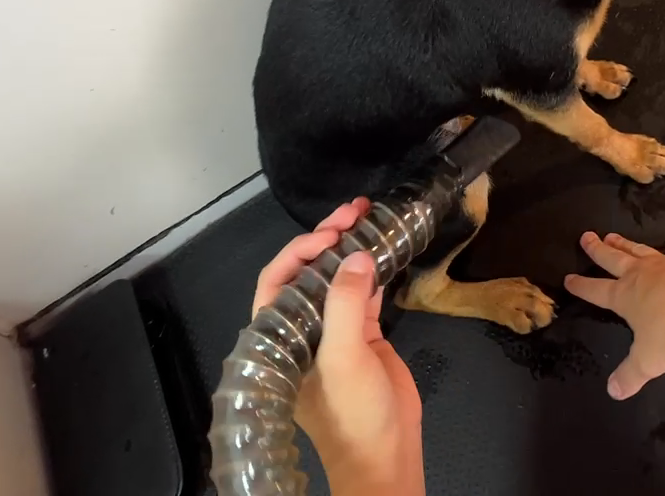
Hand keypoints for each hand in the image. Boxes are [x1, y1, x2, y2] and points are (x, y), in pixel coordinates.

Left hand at [251, 199, 423, 495]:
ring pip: (336, 275)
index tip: (330, 233)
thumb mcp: (343, 358)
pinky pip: (363, 289)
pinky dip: (372, 266)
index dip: (298, 251)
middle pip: (307, 271)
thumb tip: (357, 256)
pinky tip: (384, 247)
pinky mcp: (364, 333)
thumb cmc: (352, 412)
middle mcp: (304, 328)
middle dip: (326, 237)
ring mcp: (334, 329)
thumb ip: (345, 304)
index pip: (277, 282)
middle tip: (353, 210)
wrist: (387, 454)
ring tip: (368, 214)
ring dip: (350, 245)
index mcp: (283, 337)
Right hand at [563, 231, 664, 399]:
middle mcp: (640, 275)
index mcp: (625, 296)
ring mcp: (664, 264)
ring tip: (613, 236)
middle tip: (586, 236)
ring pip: (638, 250)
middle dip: (597, 250)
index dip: (581, 286)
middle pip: (613, 258)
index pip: (596, 290)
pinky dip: (663, 254)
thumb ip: (630, 375)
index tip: (568, 278)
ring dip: (624, 243)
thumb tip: (613, 392)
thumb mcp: (648, 361)